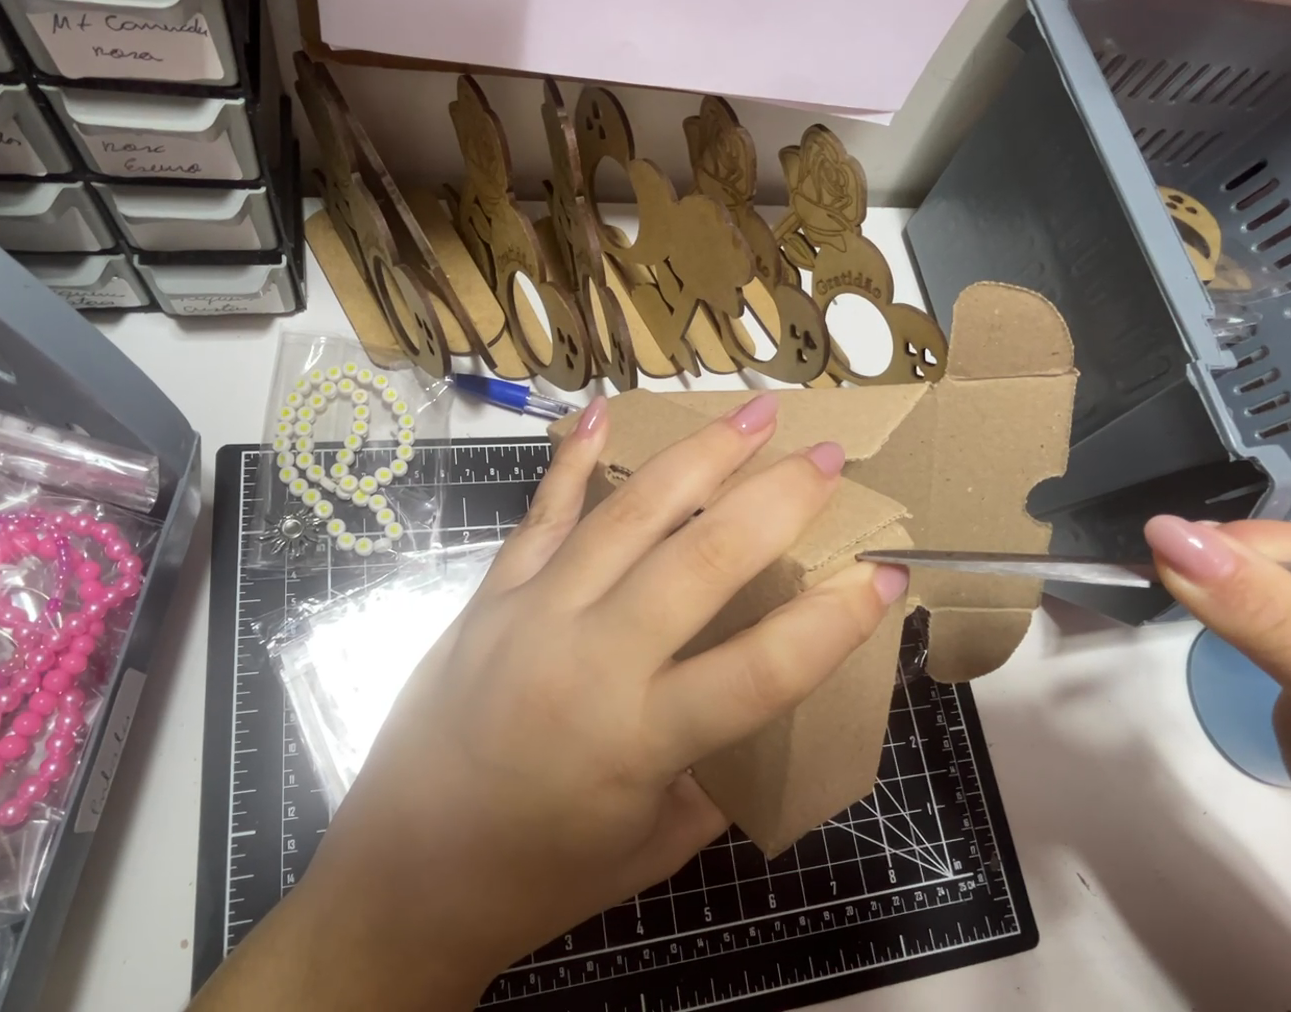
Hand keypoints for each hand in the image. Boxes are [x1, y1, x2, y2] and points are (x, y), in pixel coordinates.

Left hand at [193, 392, 907, 1011]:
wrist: (401, 875)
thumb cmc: (537, 878)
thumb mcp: (650, 850)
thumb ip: (715, 777)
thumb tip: (761, 705)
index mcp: (640, 739)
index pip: (765, 667)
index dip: (836, 619)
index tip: (888, 573)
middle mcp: (589, 659)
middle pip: (701, 560)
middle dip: (776, 501)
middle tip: (829, 457)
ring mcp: (530, 614)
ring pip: (627, 516)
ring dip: (697, 458)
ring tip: (752, 413)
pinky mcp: (487, 598)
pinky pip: (541, 517)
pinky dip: (575, 461)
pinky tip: (603, 412)